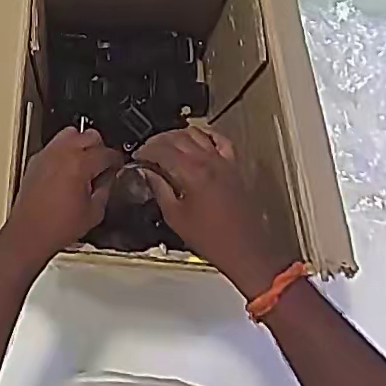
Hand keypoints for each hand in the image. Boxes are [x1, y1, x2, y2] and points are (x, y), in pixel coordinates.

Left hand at [0, 127, 121, 271]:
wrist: (30, 232)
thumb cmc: (57, 226)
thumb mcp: (94, 212)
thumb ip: (105, 189)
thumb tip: (108, 179)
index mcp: (80, 164)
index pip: (106, 152)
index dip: (117, 160)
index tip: (118, 165)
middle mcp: (62, 153)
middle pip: (89, 134)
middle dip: (100, 147)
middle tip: (103, 163)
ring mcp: (47, 154)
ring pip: (70, 133)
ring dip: (81, 143)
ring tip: (85, 163)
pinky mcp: (36, 159)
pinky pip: (55, 144)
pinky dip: (64, 150)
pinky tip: (68, 168)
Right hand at [136, 126, 297, 297]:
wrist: (246, 252)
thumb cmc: (214, 240)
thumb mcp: (175, 217)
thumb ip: (159, 189)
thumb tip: (148, 174)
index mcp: (191, 173)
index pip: (161, 149)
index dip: (145, 151)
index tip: (139, 157)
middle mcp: (208, 162)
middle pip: (176, 137)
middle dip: (157, 141)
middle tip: (148, 151)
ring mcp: (223, 162)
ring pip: (196, 133)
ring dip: (178, 135)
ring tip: (167, 145)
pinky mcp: (234, 167)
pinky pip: (220, 140)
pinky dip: (206, 135)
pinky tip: (198, 140)